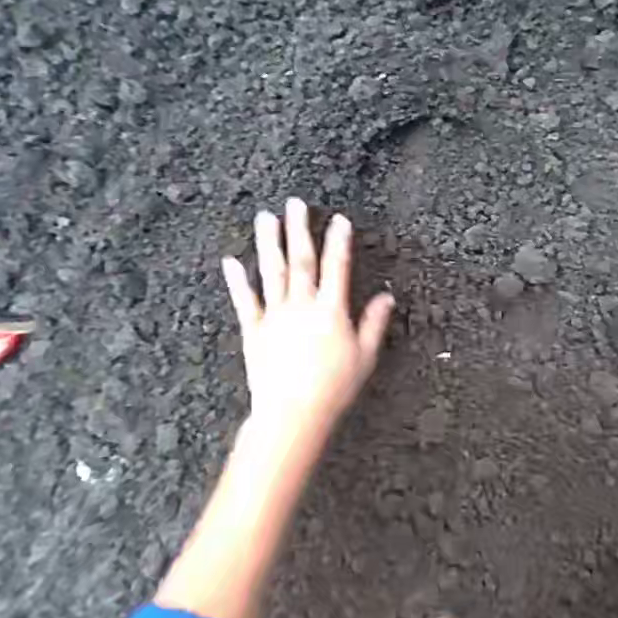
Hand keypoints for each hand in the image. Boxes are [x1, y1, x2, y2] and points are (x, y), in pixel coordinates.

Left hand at [222, 198, 397, 437]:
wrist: (292, 415)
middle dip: (299, 229)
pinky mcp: (254, 331)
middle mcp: (301, 306)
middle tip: (295, 203)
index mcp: (330, 311)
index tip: (339, 219)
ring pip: (272, 272)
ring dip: (268, 243)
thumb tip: (387, 296)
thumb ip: (374, 323)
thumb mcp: (364, 356)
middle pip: (301, 260)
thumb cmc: (333, 388)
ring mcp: (275, 316)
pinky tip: (231, 261)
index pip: (336, 267)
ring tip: (265, 217)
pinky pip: (245, 301)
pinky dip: (237, 281)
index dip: (339, 242)